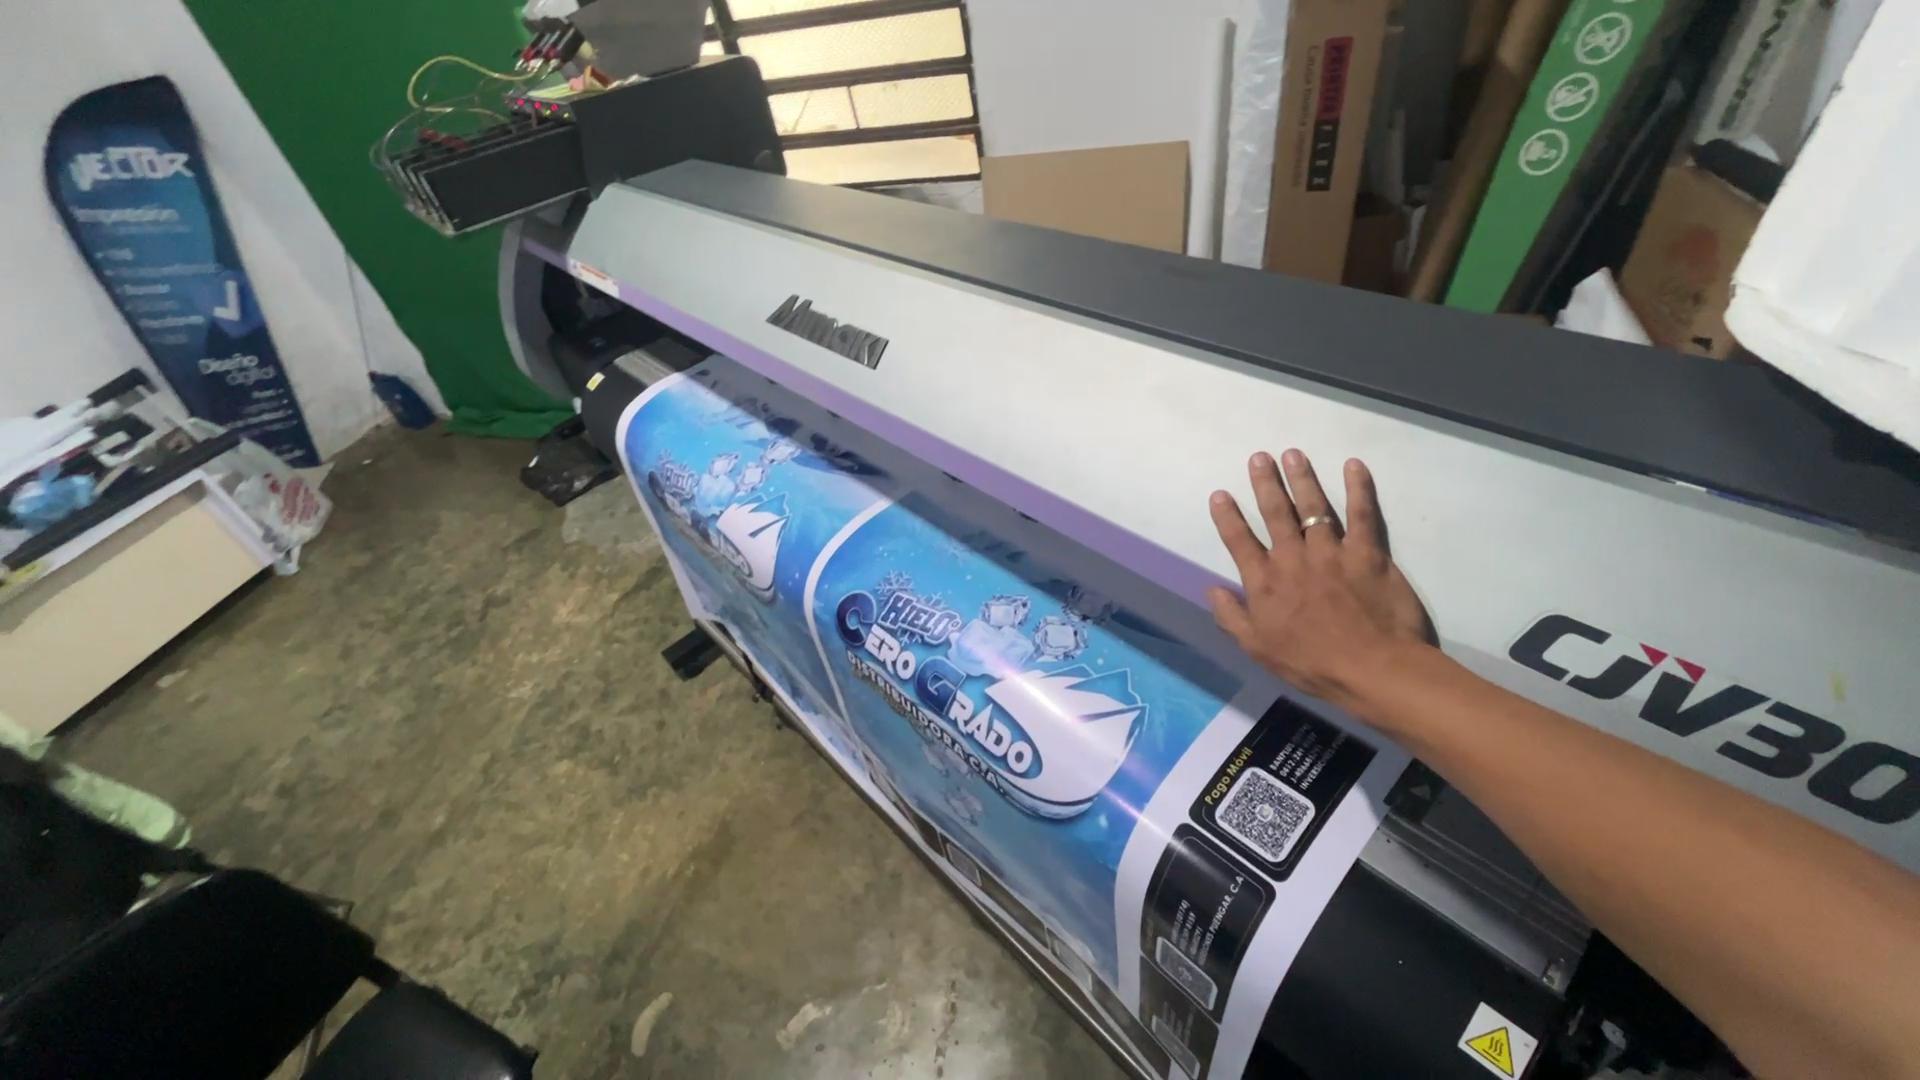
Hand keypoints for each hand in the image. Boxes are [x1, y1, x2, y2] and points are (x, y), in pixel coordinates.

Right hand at [1207, 450, 1433, 709]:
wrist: (1372, 669)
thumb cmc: (1311, 664)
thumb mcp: (1257, 649)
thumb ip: (1231, 617)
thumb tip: (1212, 589)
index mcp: (1264, 582)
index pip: (1239, 541)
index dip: (1227, 516)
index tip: (1220, 494)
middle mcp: (1293, 559)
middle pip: (1275, 513)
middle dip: (1265, 483)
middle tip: (1259, 457)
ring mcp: (1332, 553)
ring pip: (1314, 507)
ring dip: (1302, 478)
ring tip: (1293, 454)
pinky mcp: (1368, 554)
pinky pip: (1363, 514)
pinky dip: (1358, 488)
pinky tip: (1353, 466)